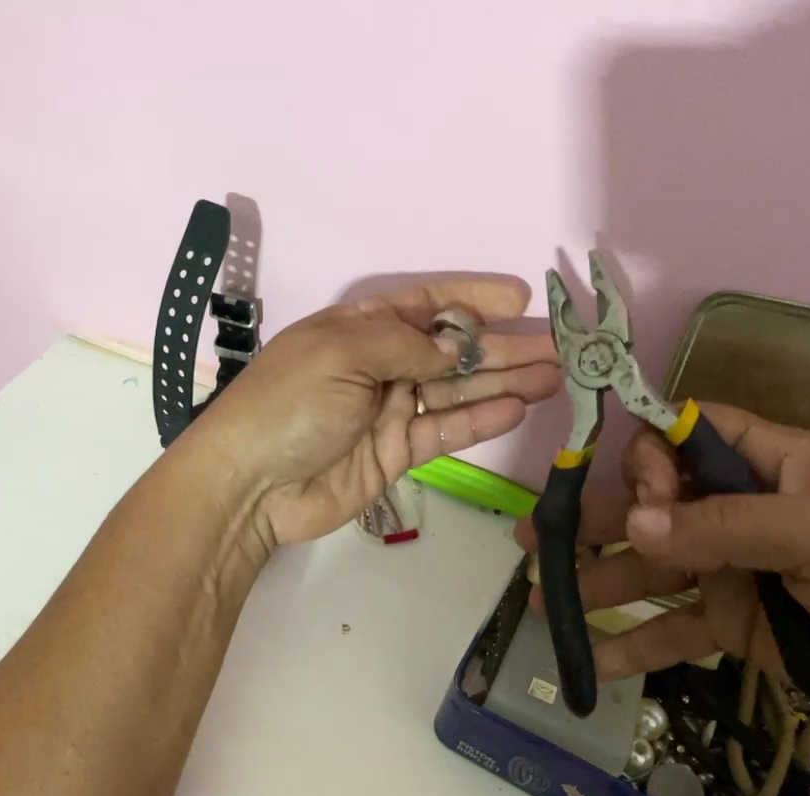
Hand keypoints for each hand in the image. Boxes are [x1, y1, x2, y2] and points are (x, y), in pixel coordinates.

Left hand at [187, 279, 561, 546]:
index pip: (424, 304)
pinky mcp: (395, 453)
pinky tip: (517, 408)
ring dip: (503, 381)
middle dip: (503, 345)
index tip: (520, 295)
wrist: (251, 486)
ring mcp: (388, 411)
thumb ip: (403, 346)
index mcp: (358, 329)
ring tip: (554, 374)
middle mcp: (378, 366)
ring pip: (457, 391)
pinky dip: (479, 421)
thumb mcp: (340, 354)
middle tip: (558, 345)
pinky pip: (445, 432)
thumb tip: (453, 347)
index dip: (471, 299)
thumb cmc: (287, 405)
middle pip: (451, 350)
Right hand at [517, 404, 809, 716]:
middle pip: (652, 507)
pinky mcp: (733, 628)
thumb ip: (733, 527)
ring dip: (598, 584)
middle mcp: (740, 513)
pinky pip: (672, 631)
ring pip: (650, 571)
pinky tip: (594, 661)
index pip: (688, 439)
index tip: (643, 501)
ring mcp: (732, 572)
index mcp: (771, 466)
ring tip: (545, 601)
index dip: (651, 460)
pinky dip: (633, 644)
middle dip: (596, 521)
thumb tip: (638, 523)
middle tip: (536, 539)